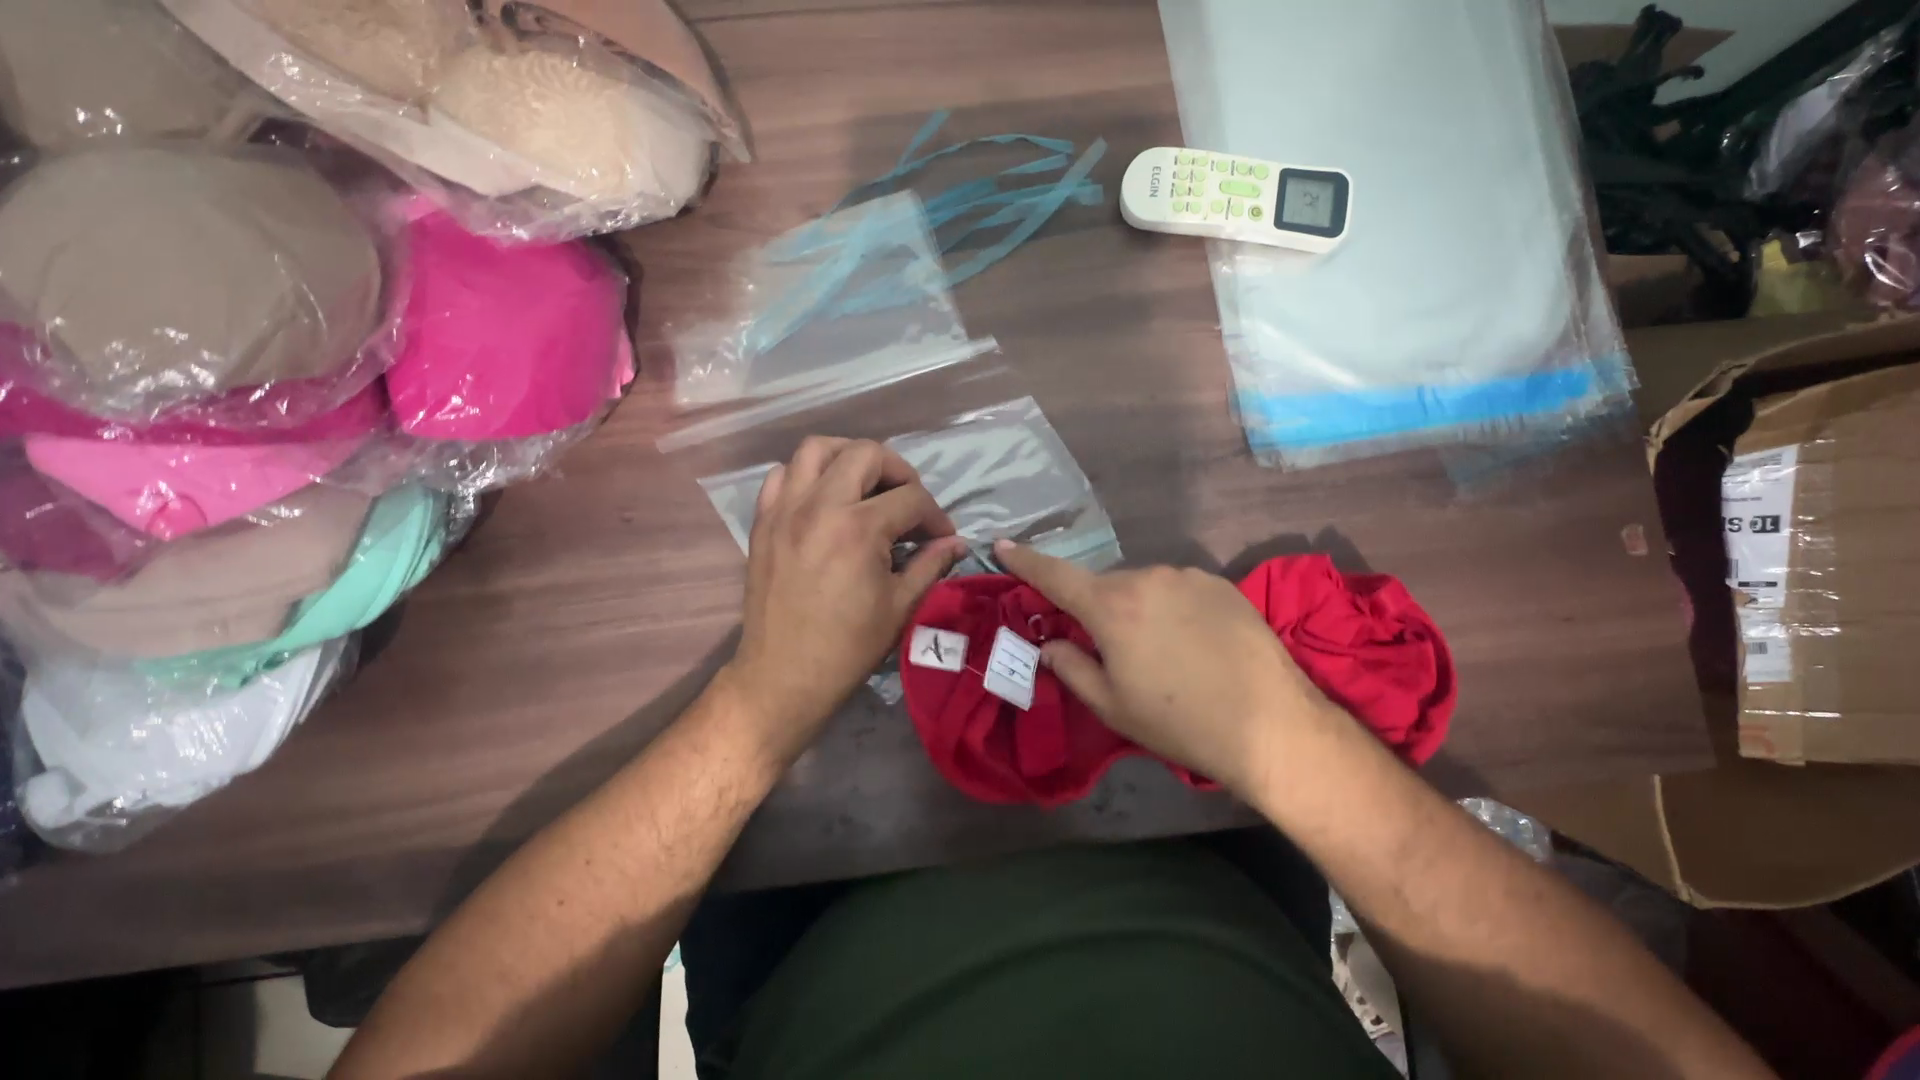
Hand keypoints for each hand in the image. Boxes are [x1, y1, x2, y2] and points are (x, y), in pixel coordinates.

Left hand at [720, 437, 964, 762]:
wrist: (784, 676)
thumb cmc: (848, 647)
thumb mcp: (900, 606)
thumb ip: (930, 565)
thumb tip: (956, 543)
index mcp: (859, 528)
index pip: (910, 498)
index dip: (935, 515)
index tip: (942, 537)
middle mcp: (819, 506)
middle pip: (866, 454)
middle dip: (897, 471)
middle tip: (908, 501)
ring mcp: (785, 510)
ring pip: (816, 449)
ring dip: (848, 457)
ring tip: (865, 483)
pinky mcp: (763, 523)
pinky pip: (781, 476)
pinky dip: (805, 476)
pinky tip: (823, 499)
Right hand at [994, 541, 1343, 793]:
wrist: (1270, 726)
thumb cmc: (1178, 722)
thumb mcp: (1111, 706)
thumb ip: (1071, 667)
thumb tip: (1051, 644)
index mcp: (1112, 606)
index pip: (1056, 575)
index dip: (1025, 561)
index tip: (1002, 544)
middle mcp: (1148, 578)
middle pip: (1105, 586)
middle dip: (1099, 610)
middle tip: (1114, 653)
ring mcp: (1190, 577)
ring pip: (1146, 588)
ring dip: (1140, 610)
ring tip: (1164, 656)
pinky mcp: (1223, 585)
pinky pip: (1181, 591)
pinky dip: (1175, 610)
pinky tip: (1196, 646)